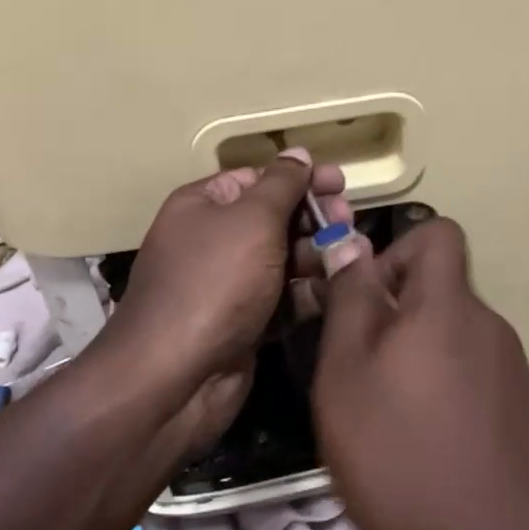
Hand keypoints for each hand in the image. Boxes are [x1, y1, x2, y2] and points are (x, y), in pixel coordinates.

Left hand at [106, 148, 349, 452]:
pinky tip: (338, 290)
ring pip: (285, 261)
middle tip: (348, 225)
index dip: (301, 179)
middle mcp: (214, 240)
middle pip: (276, 219)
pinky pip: (284, 300)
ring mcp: (229, 285)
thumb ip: (282, 184)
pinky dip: (310, 294)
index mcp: (205, 205)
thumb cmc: (214, 283)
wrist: (174, 378)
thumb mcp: (252, 221)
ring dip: (320, 257)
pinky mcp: (245, 324)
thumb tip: (298, 151)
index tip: (341, 184)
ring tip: (353, 257)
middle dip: (316, 220)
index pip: (259, 179)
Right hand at [312, 219, 528, 529]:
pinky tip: (425, 458)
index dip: (395, 251)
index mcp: (449, 305)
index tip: (362, 301)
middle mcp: (490, 328)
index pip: (437, 234)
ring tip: (386, 426)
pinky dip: (445, 404)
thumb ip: (350, 303)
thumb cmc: (405, 458)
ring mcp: (515, 376)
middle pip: (440, 297)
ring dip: (417, 367)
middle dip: (395, 321)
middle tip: (357, 376)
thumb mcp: (348, 376)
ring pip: (453, 346)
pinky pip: (475, 387)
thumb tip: (351, 244)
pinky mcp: (526, 420)